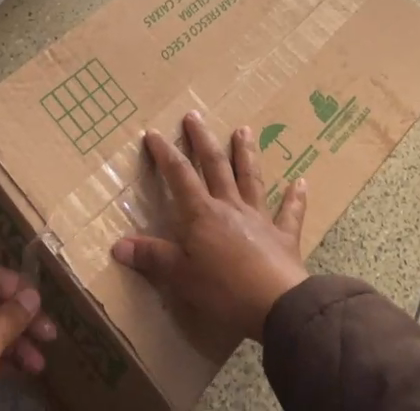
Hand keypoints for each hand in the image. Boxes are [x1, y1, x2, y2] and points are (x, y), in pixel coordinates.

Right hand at [111, 111, 309, 341]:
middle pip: (215, 166)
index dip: (165, 154)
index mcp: (202, 214)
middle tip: (194, 115)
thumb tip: (117, 245)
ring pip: (250, 178)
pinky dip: (295, 197)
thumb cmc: (223, 290)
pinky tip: (301, 181)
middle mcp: (230, 206)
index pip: (179, 175)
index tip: (153, 133)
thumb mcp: (180, 276)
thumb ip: (152, 258)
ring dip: (246, 154)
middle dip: (202, 139)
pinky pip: (290, 212)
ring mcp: (259, 218)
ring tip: (244, 130)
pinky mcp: (284, 237)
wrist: (277, 304)